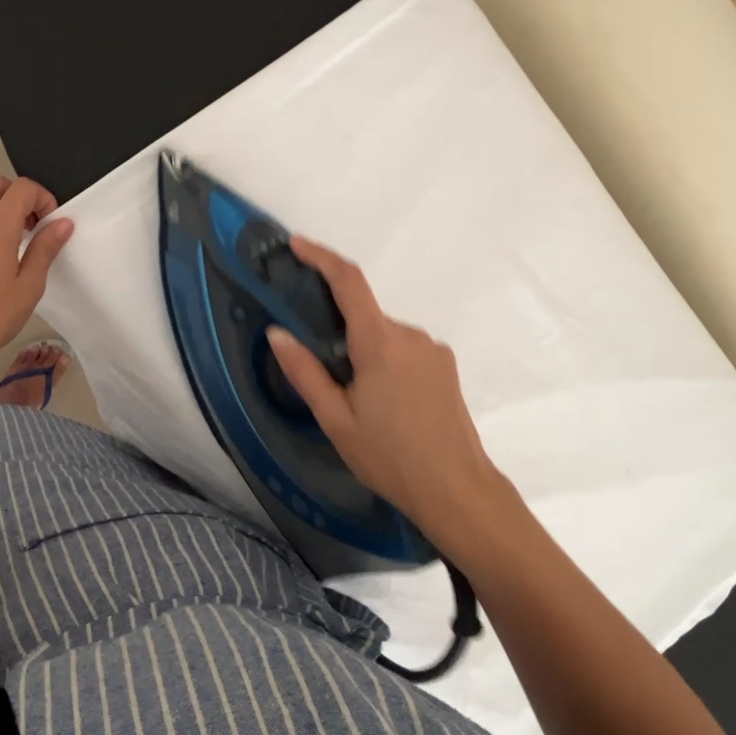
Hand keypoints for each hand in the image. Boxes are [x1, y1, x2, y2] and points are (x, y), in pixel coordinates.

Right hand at [266, 236, 508, 528]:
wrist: (457, 490)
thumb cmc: (389, 457)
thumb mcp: (335, 420)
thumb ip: (305, 372)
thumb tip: (278, 333)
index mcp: (380, 343)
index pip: (349, 282)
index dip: (321, 257)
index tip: (296, 244)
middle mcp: (411, 335)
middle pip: (364, 315)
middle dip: (338, 333)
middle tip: (322, 376)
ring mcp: (432, 350)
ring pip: (383, 336)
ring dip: (363, 354)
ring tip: (357, 404)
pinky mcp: (444, 366)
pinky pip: (403, 350)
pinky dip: (384, 363)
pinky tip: (383, 406)